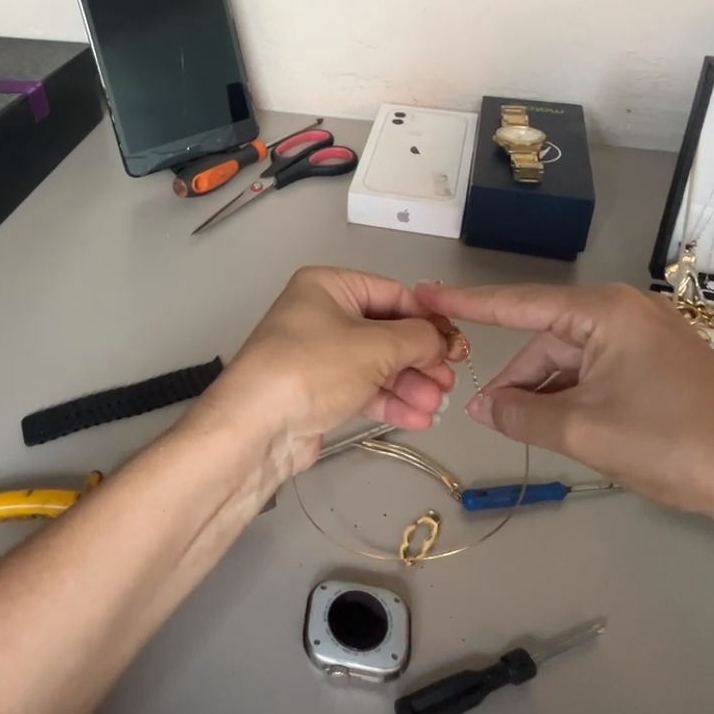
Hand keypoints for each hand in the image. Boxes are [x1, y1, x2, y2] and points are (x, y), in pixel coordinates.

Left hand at [191, 267, 458, 475]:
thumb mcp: (374, 346)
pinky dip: (390, 402)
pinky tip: (418, 418)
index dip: (427, 319)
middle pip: (386, 332)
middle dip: (420, 359)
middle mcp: (321, 314)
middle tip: (449, 381)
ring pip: (377, 365)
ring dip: (410, 385)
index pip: (391, 294)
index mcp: (328, 286)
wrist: (256, 427)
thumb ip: (417, 338)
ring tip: (437, 406)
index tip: (457, 345)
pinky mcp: (317, 391)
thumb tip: (441, 340)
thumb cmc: (312, 369)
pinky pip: (362, 389)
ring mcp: (318, 355)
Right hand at [413, 281, 713, 523]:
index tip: (424, 294)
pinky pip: (598, 369)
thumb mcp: (582, 430)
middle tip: (489, 417)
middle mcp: (624, 310)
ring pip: (572, 358)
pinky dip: (575, 395)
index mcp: (604, 311)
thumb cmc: (670, 444)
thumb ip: (520, 414)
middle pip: (546, 338)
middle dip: (518, 378)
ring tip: (527, 429)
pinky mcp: (662, 363)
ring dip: (546, 391)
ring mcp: (647, 335)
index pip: (518, 303)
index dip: (467, 303)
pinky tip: (563, 424)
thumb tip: (481, 409)